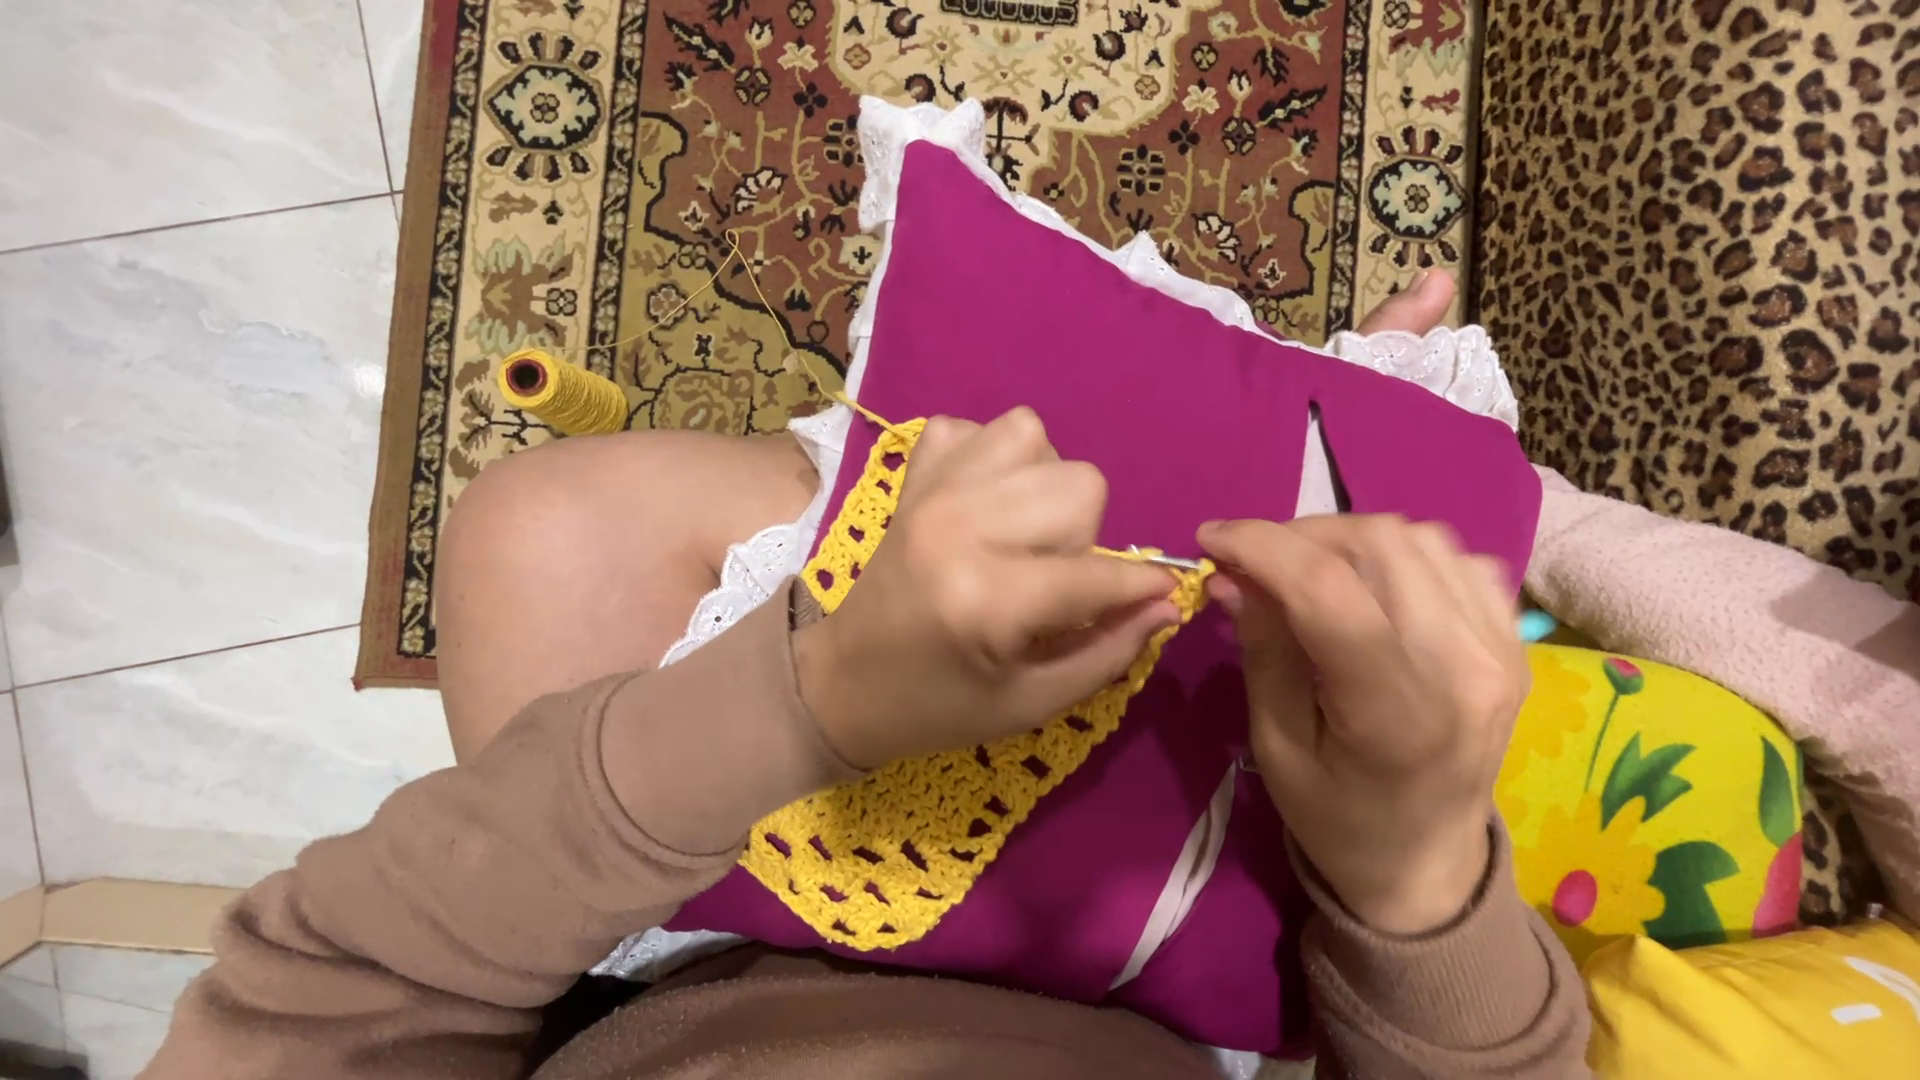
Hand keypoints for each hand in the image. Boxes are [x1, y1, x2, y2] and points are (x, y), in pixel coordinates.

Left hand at [796, 407, 1180, 769]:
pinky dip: (993, 457)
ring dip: (1045, 484)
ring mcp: (930, 489)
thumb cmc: (936, 705)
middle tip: (1055, 578)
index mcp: (986, 597)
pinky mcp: (911, 475)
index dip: (1142, 586)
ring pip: (1031, 436)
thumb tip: (1167, 604)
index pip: (1095, 573)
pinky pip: (973, 428)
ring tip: (1024, 532)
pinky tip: (985, 503)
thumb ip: (1106, 652)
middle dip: (1086, 537)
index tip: (1162, 593)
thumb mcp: (1028, 704)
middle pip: (1079, 483)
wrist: (840, 682)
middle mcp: (960, 525)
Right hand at [1198, 515, 1528, 934]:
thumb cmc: (1334, 815)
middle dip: (1297, 535)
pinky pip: (1455, 557)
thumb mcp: (1275, 744)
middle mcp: (1464, 668)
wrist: (1427, 862)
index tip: (1210, 539)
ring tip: (1303, 570)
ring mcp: (1501, 650)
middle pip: (1377, 544)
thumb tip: (1234, 575)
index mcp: (1397, 712)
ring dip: (1344, 537)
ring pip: (1417, 537)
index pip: (1328, 589)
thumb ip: (1263, 651)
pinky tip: (1367, 585)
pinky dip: (1398, 554)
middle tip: (1253, 562)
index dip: (1260, 546)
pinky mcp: (1513, 643)